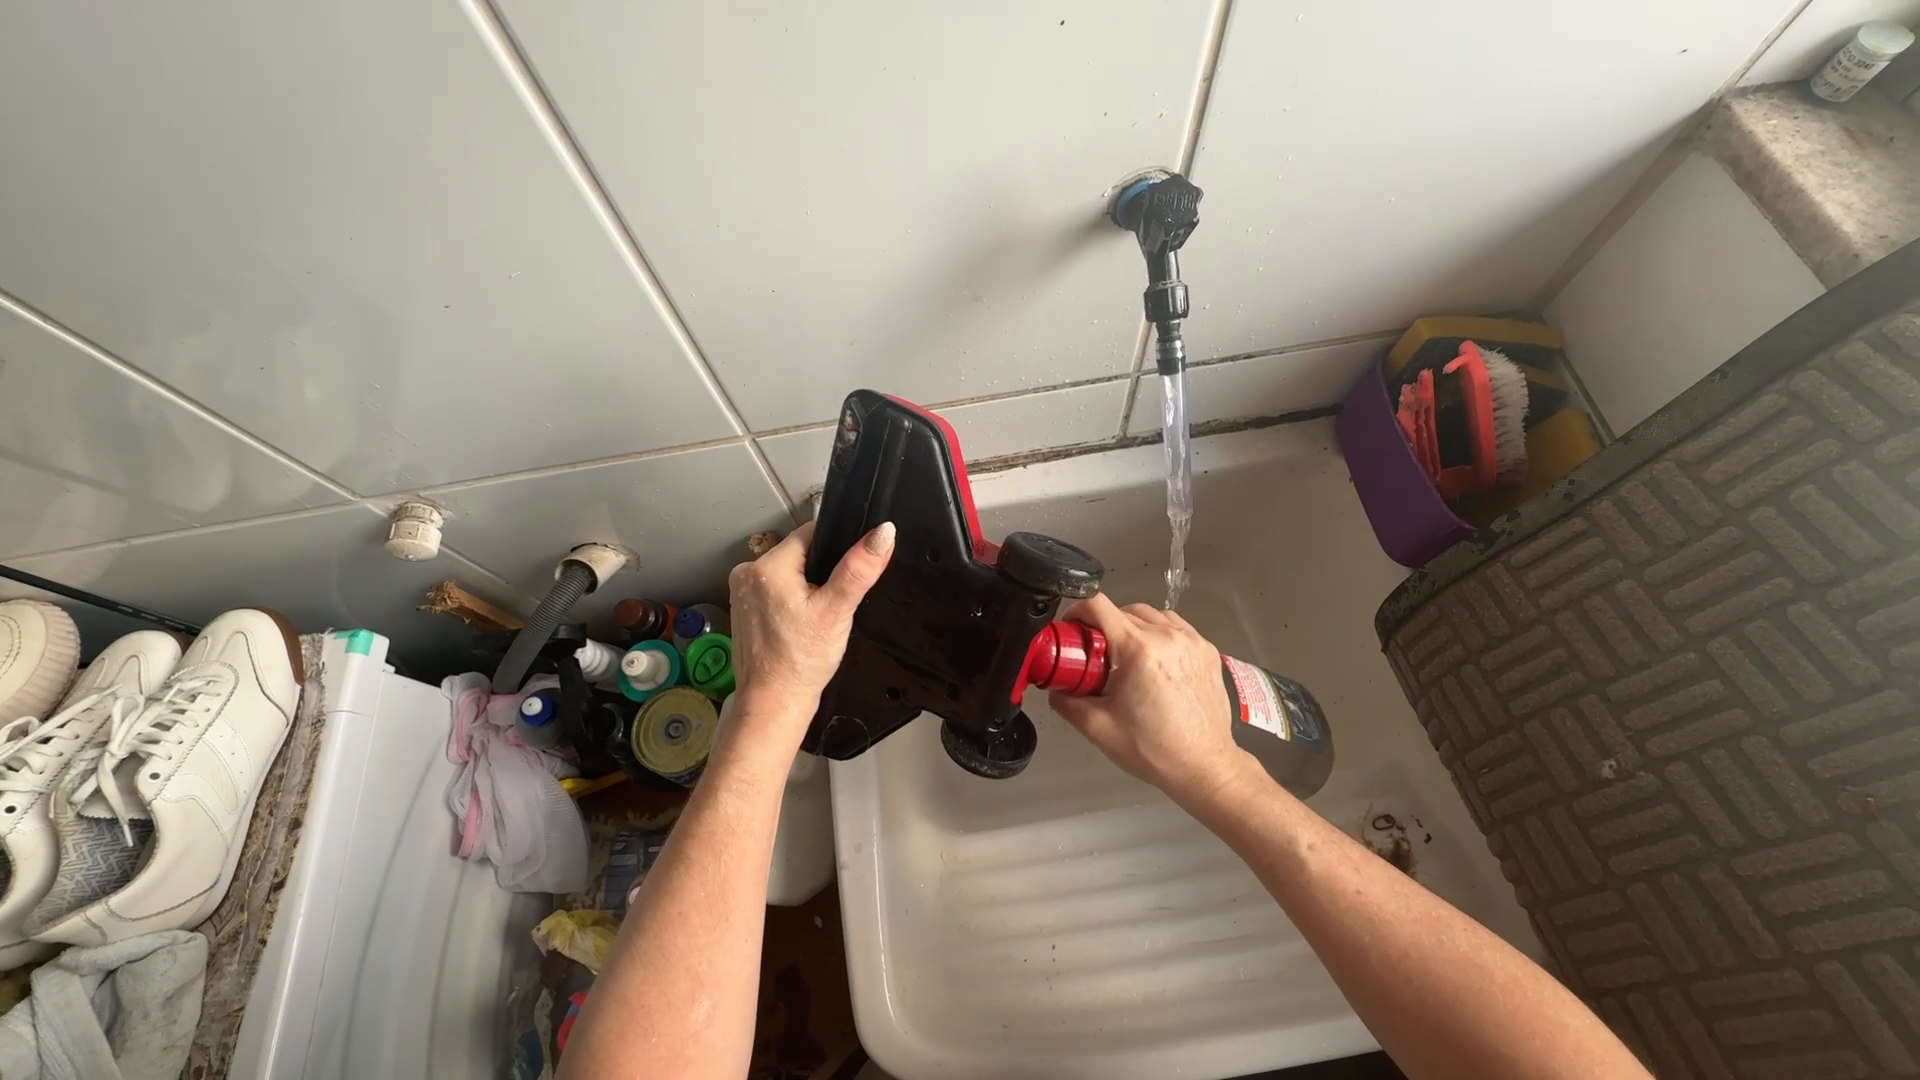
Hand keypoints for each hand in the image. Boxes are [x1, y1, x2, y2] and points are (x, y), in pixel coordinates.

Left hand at [726, 520, 894, 730]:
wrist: (774, 703)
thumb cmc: (800, 662)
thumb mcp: (837, 610)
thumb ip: (859, 568)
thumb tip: (882, 534)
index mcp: (766, 566)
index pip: (810, 533)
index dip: (834, 551)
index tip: (841, 578)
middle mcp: (746, 574)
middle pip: (799, 554)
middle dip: (819, 574)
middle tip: (827, 607)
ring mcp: (741, 593)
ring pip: (788, 573)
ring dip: (804, 589)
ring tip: (812, 620)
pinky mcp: (744, 610)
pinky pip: (775, 591)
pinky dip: (790, 603)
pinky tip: (797, 627)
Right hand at [1048, 594, 1248, 802]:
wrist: (1204, 766)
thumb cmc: (1155, 750)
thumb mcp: (1097, 728)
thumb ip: (1066, 701)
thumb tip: (1054, 687)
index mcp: (1138, 651)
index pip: (1099, 606)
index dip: (1077, 611)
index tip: (1071, 628)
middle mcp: (1168, 637)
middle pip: (1122, 609)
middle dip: (1102, 626)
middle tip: (1094, 654)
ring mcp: (1192, 641)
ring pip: (1150, 614)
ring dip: (1131, 626)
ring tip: (1125, 657)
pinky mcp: (1207, 650)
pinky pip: (1175, 626)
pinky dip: (1158, 634)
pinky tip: (1153, 660)